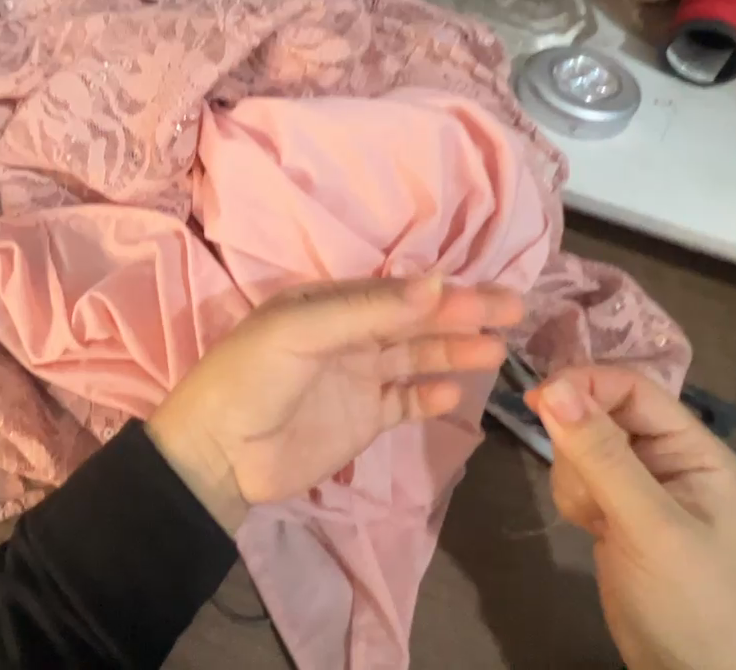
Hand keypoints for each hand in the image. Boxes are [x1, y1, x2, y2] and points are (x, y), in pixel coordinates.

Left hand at [145, 275, 520, 533]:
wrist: (220, 452)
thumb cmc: (252, 377)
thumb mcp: (302, 331)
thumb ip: (369, 310)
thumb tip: (436, 283)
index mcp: (326, 305)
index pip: (395, 293)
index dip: (442, 292)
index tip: (490, 293)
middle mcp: (346, 336)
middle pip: (413, 322)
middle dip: (461, 316)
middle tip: (515, 311)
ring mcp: (356, 378)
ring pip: (415, 358)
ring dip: (453, 352)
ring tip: (495, 350)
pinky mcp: (362, 419)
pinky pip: (405, 402)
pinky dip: (430, 396)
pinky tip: (455, 392)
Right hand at [526, 367, 735, 669]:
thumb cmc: (693, 606)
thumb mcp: (650, 527)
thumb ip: (602, 455)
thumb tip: (550, 385)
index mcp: (696, 451)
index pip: (631, 387)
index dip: (583, 384)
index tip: (536, 401)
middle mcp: (669, 459)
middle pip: (599, 412)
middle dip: (579, 446)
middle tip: (589, 492)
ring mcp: (642, 486)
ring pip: (580, 444)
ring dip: (574, 476)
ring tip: (598, 520)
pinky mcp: (616, 509)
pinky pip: (576, 476)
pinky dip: (573, 497)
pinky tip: (592, 529)